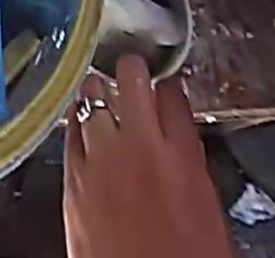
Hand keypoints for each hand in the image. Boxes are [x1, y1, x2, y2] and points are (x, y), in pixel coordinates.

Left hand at [64, 55, 232, 257]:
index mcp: (182, 155)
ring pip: (93, 96)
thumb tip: (174, 129)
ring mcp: (103, 158)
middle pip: (132, 77)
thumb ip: (186, 157)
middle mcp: (141, 145)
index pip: (173, 93)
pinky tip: (83, 124)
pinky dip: (78, 123)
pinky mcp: (73, 180)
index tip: (164, 85)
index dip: (168, 83)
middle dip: (131, 69)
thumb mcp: (203, 205)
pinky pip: (71, 131)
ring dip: (99, 92)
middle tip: (131, 72)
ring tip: (102, 94)